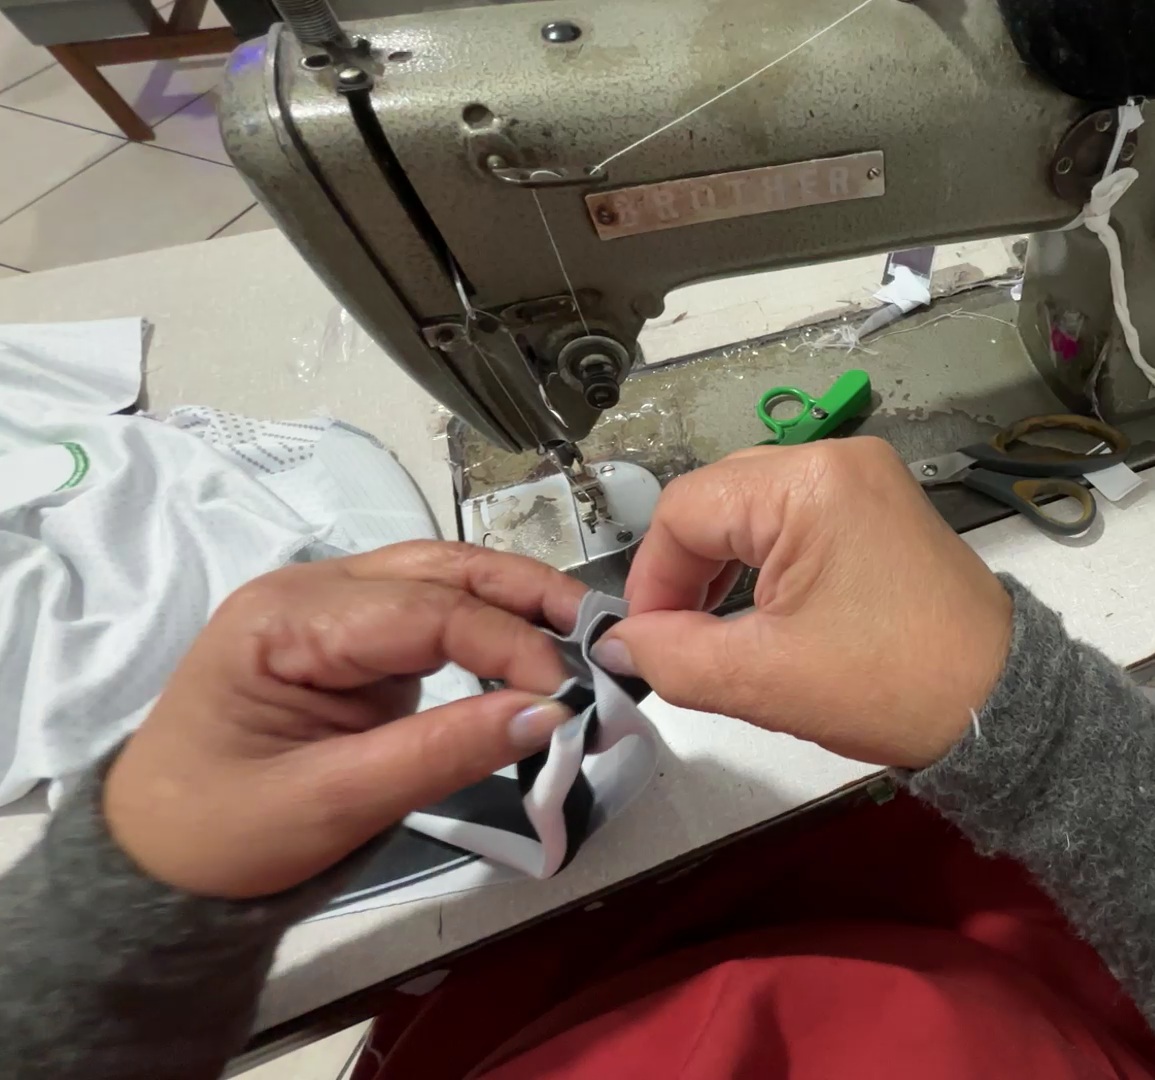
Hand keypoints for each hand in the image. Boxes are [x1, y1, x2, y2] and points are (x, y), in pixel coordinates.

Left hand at [104, 542, 587, 898]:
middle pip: (450, 569)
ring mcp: (344, 604)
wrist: (165, 858)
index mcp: (286, 620)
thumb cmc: (226, 835)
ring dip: (528, 601)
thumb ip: (446, 752)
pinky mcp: (371, 630)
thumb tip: (554, 714)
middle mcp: (318, 590)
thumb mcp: (333, 803)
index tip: (571, 696)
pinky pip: (452, 607)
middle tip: (603, 631)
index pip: (430, 612)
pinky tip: (543, 643)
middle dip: (534, 595)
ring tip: (587, 631)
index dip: (513, 646)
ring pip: (459, 576)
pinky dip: (507, 622)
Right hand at [594, 438, 1011, 768]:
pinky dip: (771, 555)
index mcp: (808, 483)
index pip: (685, 509)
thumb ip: (671, 655)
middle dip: (690, 568)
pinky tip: (768, 601)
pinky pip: (801, 514)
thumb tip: (621, 640)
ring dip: (728, 562)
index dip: (654, 577)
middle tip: (685, 636)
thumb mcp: (763, 679)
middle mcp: (839, 458)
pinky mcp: (885, 503)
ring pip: (758, 506)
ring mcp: (869, 476)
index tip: (649, 641)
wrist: (998, 699)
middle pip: (720, 498)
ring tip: (722, 624)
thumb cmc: (888, 685)